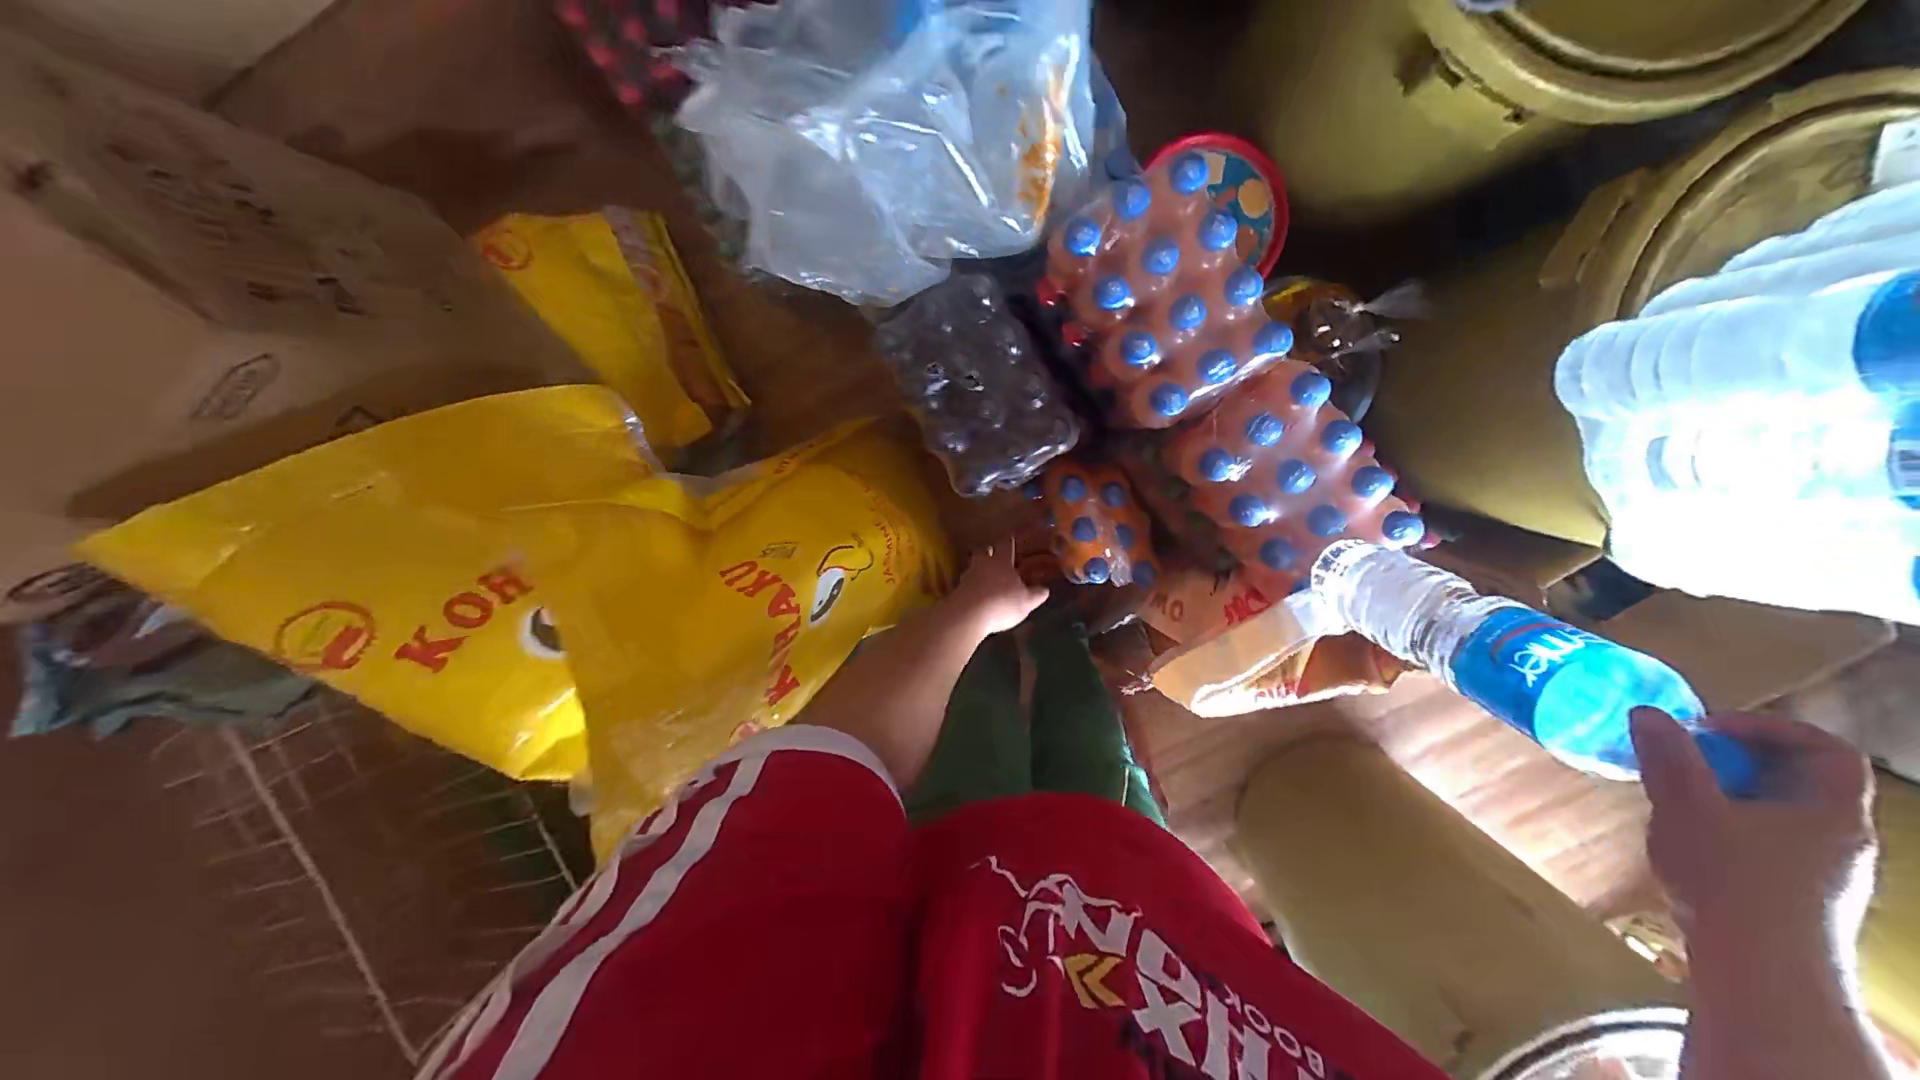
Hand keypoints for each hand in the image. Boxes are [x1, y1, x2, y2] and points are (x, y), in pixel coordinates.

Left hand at [944, 539, 1048, 636]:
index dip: (1009, 541)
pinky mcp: (957, 590)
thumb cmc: (1001, 603)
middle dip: (990, 553)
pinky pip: (967, 583)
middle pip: (985, 552)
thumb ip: (1036, 594)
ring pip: (974, 567)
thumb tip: (1044, 589)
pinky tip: (977, 594)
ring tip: (986, 577)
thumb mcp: (1026, 602)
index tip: (1011, 538)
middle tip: (995, 556)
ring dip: (980, 570)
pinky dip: (973, 586)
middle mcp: (983, 564)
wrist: (967, 615)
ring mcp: (967, 576)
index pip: (1005, 544)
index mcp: (1001, 561)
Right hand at [1630, 708, 1876, 956]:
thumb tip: (1648, 712)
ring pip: (1780, 811)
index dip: (1770, 727)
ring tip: (1673, 793)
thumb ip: (1669, 758)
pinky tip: (1687, 836)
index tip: (1709, 727)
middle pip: (1800, 779)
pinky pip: (1769, 839)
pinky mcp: (1798, 894)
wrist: (1761, 970)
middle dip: (1736, 759)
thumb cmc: (1730, 879)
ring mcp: (1824, 871)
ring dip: (1726, 791)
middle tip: (1680, 754)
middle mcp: (1842, 839)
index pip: (1828, 750)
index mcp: (1832, 814)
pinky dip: (1729, 822)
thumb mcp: (1686, 808)